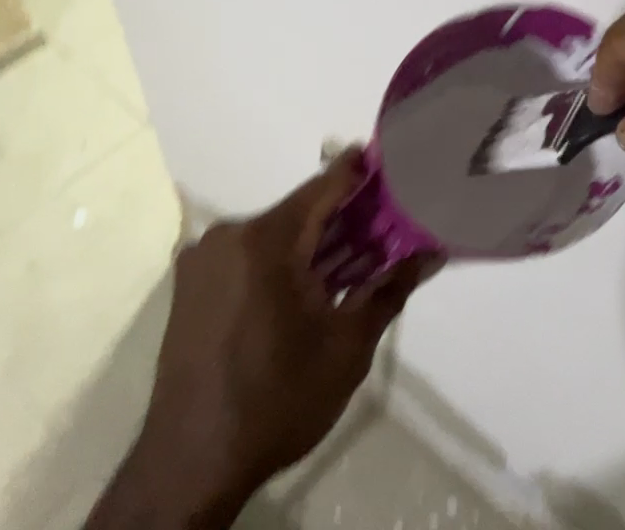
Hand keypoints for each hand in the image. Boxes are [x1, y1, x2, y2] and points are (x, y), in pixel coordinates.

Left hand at [94, 150, 439, 528]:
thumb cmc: (279, 398)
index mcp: (263, 239)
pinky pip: (250, 260)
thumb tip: (433, 253)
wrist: (192, 464)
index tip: (394, 161)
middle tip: (393, 225)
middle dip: (348, 219)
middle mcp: (227, 237)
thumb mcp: (347, 344)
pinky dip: (286, 265)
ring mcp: (203, 263)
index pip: (324, 186)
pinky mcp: (192, 290)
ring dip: (318, 246)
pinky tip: (318, 284)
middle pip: (301, 214)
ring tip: (363, 258)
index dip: (361, 173)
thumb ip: (390, 288)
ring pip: (275, 238)